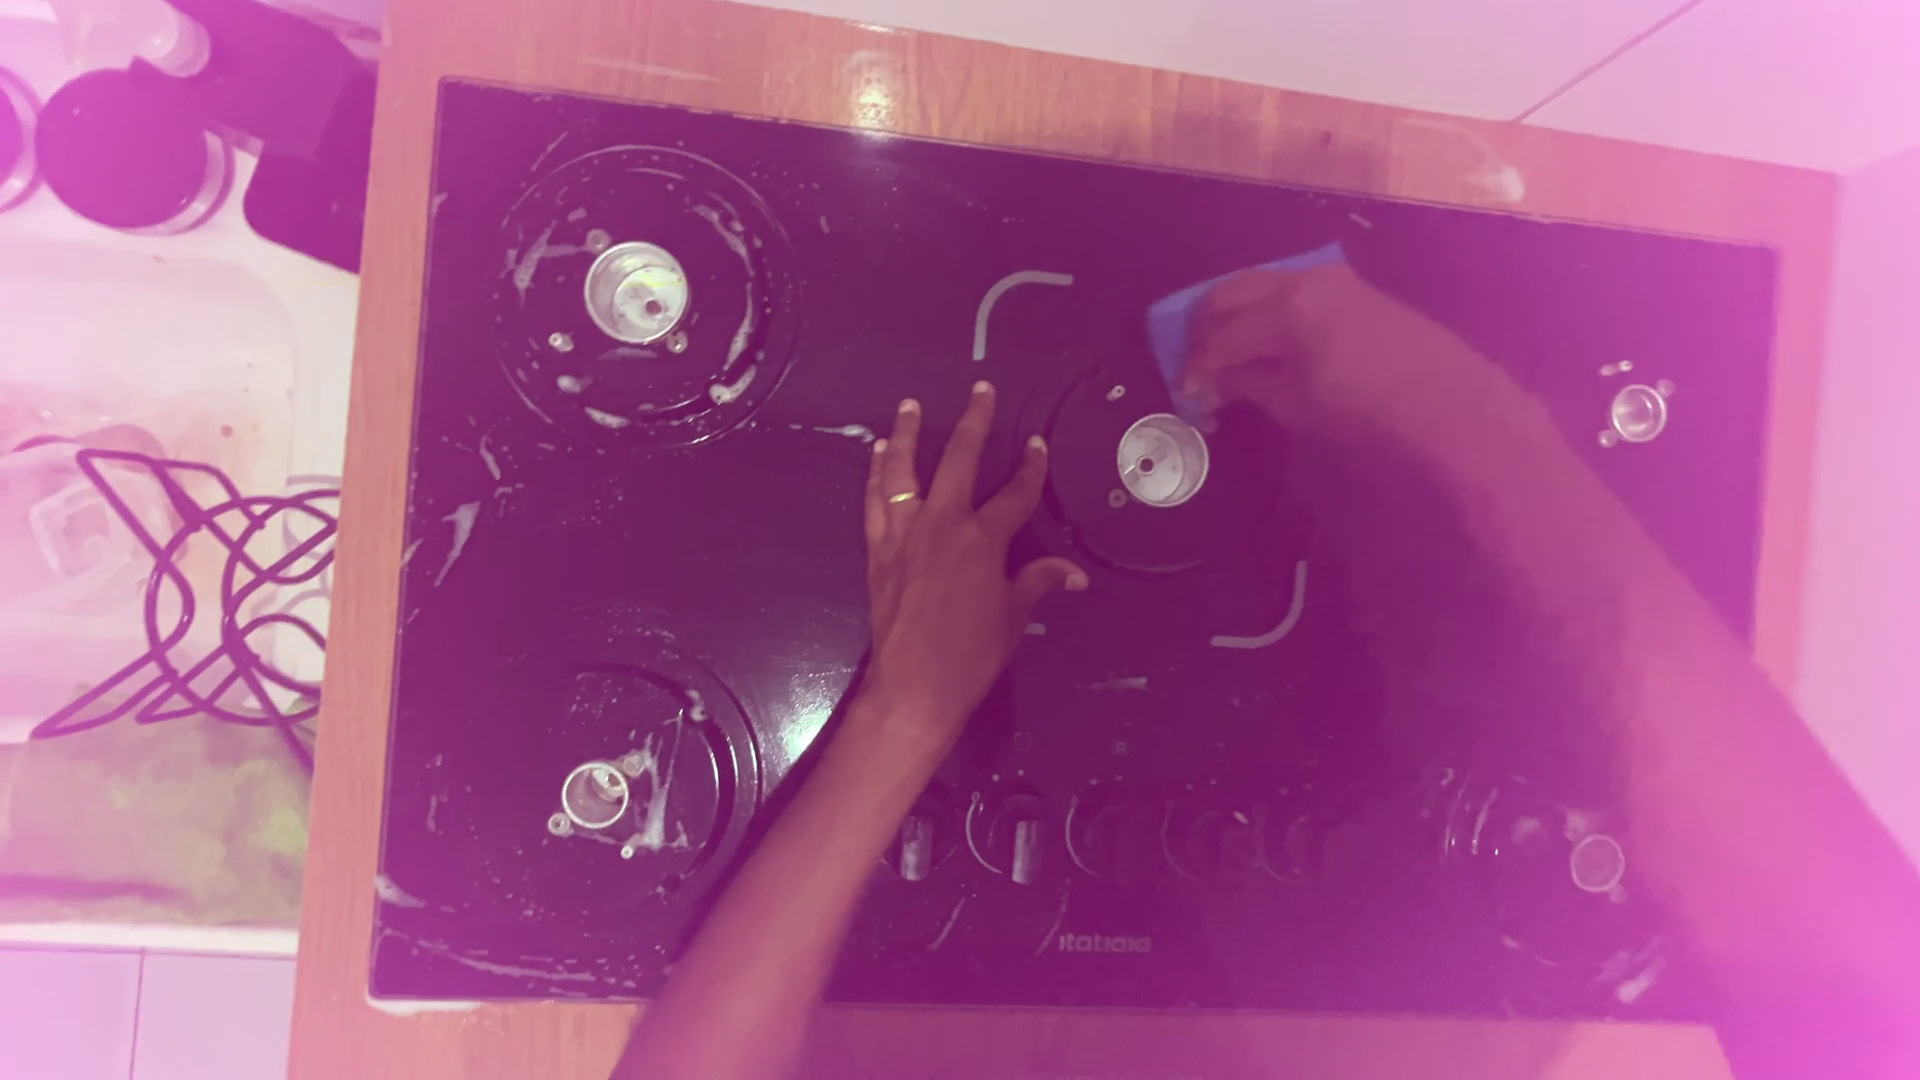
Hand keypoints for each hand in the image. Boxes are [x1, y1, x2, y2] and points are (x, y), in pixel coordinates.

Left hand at [862, 381, 1086, 749]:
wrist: (913, 686)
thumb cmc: (971, 654)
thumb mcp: (1014, 617)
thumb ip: (1039, 583)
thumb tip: (1075, 574)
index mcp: (983, 540)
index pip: (1015, 494)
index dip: (1030, 468)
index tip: (1036, 444)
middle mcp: (942, 524)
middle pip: (958, 461)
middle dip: (973, 423)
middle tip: (979, 391)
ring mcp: (904, 534)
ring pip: (902, 472)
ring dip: (904, 436)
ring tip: (906, 407)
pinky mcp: (878, 551)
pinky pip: (875, 502)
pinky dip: (875, 476)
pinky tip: (875, 457)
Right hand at [1183, 260, 1490, 443]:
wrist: (1442, 399)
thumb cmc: (1361, 408)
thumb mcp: (1291, 403)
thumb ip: (1243, 384)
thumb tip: (1208, 385)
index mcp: (1283, 311)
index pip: (1219, 337)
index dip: (1195, 367)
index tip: (1185, 392)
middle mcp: (1298, 281)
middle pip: (1226, 295)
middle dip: (1202, 331)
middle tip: (1196, 366)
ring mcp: (1324, 277)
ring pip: (1253, 285)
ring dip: (1228, 315)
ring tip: (1223, 352)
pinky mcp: (1344, 284)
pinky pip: (1282, 287)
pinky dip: (1258, 309)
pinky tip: (1259, 339)